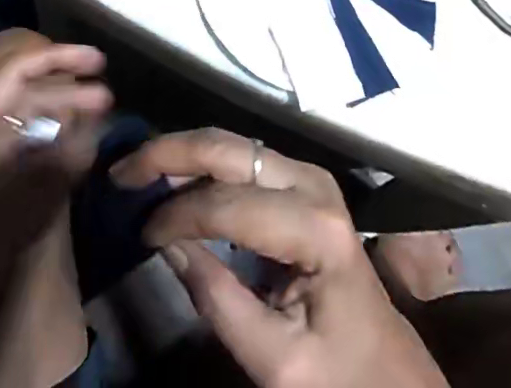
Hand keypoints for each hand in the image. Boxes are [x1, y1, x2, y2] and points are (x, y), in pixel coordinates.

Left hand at [0, 31, 111, 196]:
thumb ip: (42, 183)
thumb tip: (88, 139)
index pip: (13, 75)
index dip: (56, 60)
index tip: (99, 63)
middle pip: (23, 97)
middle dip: (68, 91)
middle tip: (109, 99)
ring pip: (24, 125)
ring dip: (61, 118)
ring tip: (96, 125)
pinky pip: (22, 154)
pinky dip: (51, 147)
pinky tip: (72, 159)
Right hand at [112, 130, 448, 387]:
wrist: (389, 367)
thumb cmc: (340, 373)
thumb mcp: (276, 360)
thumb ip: (218, 300)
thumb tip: (166, 244)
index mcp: (315, 229)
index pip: (228, 203)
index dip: (176, 214)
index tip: (139, 236)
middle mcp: (314, 184)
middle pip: (230, 149)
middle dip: (170, 153)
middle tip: (121, 171)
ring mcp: (311, 177)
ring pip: (235, 145)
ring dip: (185, 154)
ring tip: (139, 173)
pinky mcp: (303, 184)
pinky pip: (246, 160)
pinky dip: (205, 164)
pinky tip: (175, 179)